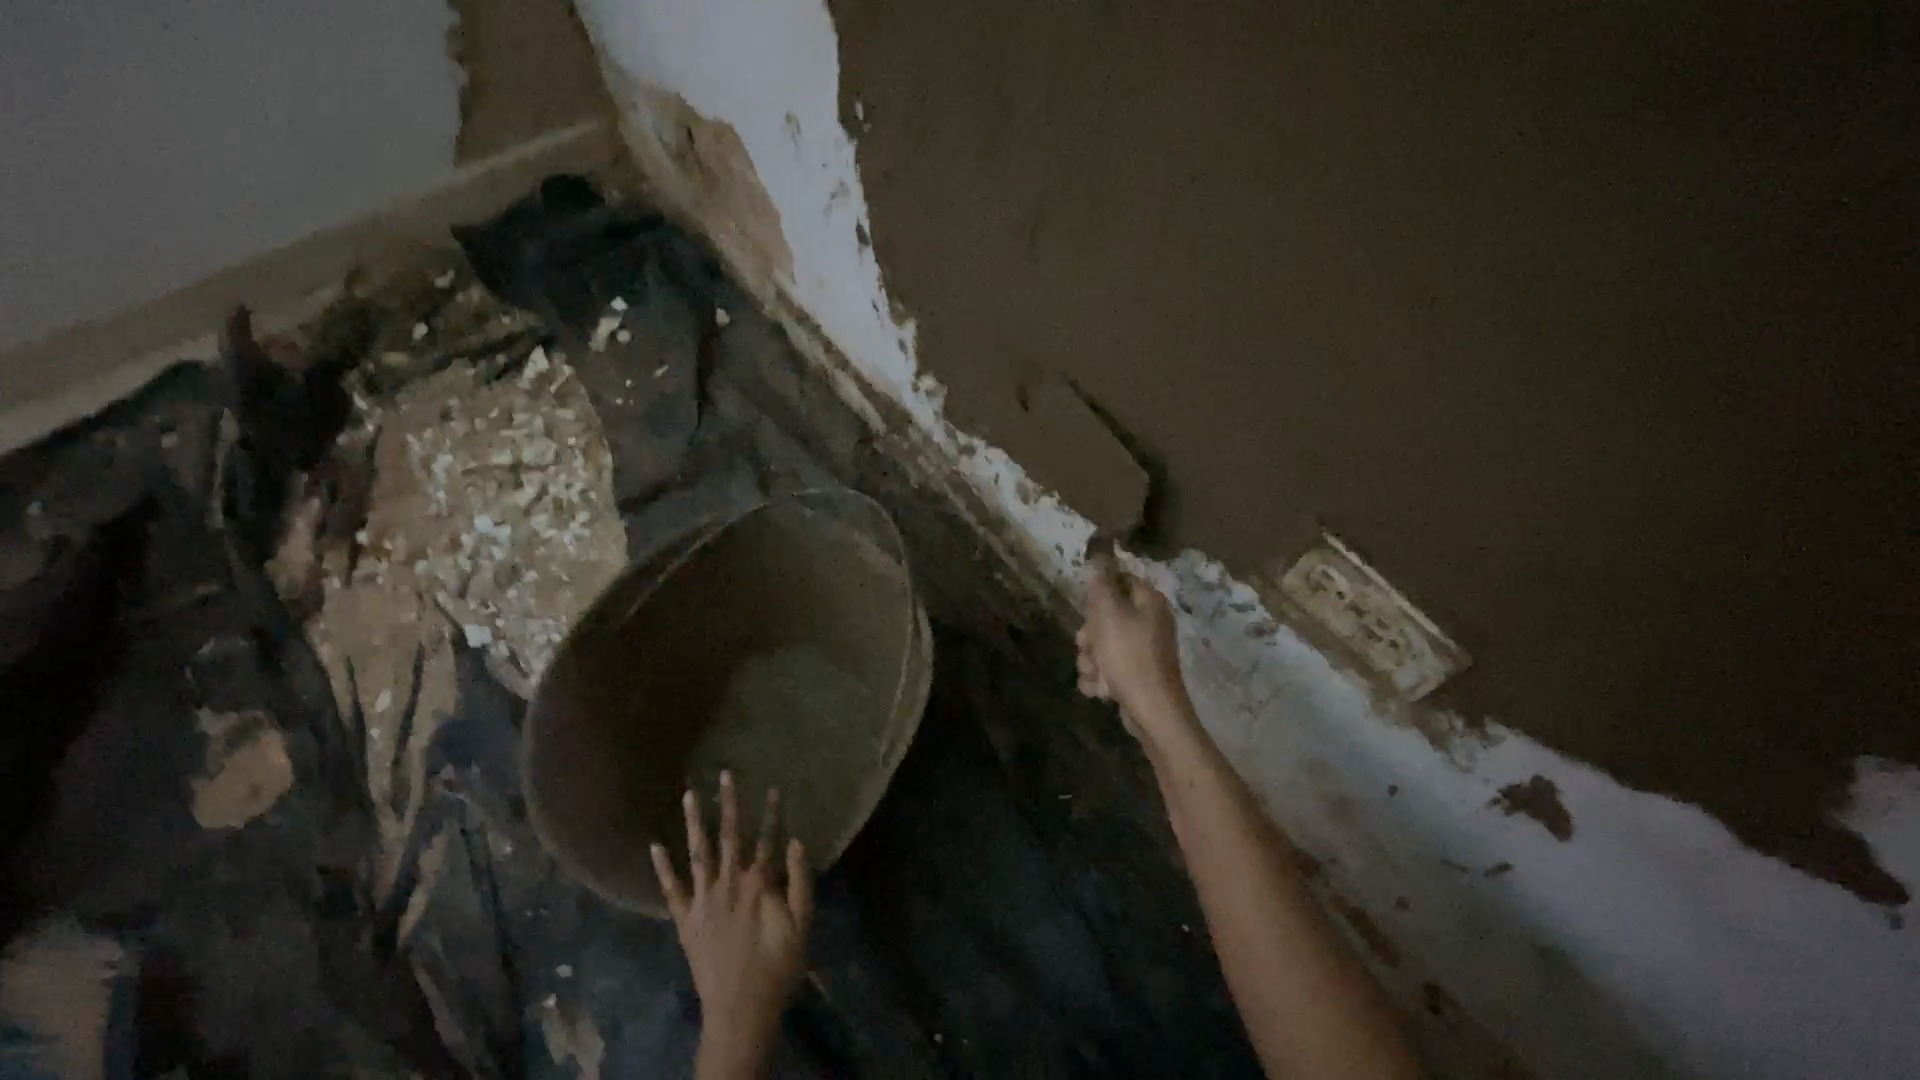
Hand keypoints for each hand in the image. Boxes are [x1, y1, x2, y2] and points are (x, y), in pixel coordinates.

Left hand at [652, 772, 813, 1077]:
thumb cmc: (778, 966)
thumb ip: (801, 882)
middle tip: (725, 774)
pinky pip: (671, 890)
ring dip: (694, 822)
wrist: (741, 1008)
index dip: (771, 812)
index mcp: (759, 884)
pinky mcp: (685, 920)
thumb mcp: (802, 925)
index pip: (766, 838)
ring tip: (688, 795)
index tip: (773, 786)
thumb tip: (796, 841)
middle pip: (729, 836)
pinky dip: (663, 868)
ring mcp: (703, 901)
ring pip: (697, 853)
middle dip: (729, 803)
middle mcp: (728, 884)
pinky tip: (655, 846)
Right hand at [1077, 552, 1192, 743]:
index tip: (1087, 607)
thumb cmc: (1129, 657)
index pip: (1120, 579)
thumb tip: (1098, 553)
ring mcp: (1144, 650)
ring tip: (1096, 673)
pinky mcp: (1136, 674)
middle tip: (1088, 645)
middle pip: (1106, 614)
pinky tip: (1101, 690)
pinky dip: (1100, 678)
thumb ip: (1100, 582)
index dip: (1098, 592)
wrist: (1152, 711)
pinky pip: (1108, 668)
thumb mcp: (1108, 614)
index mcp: (1149, 601)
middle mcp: (1150, 621)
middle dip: (1089, 634)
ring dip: (1090, 659)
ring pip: (1102, 644)